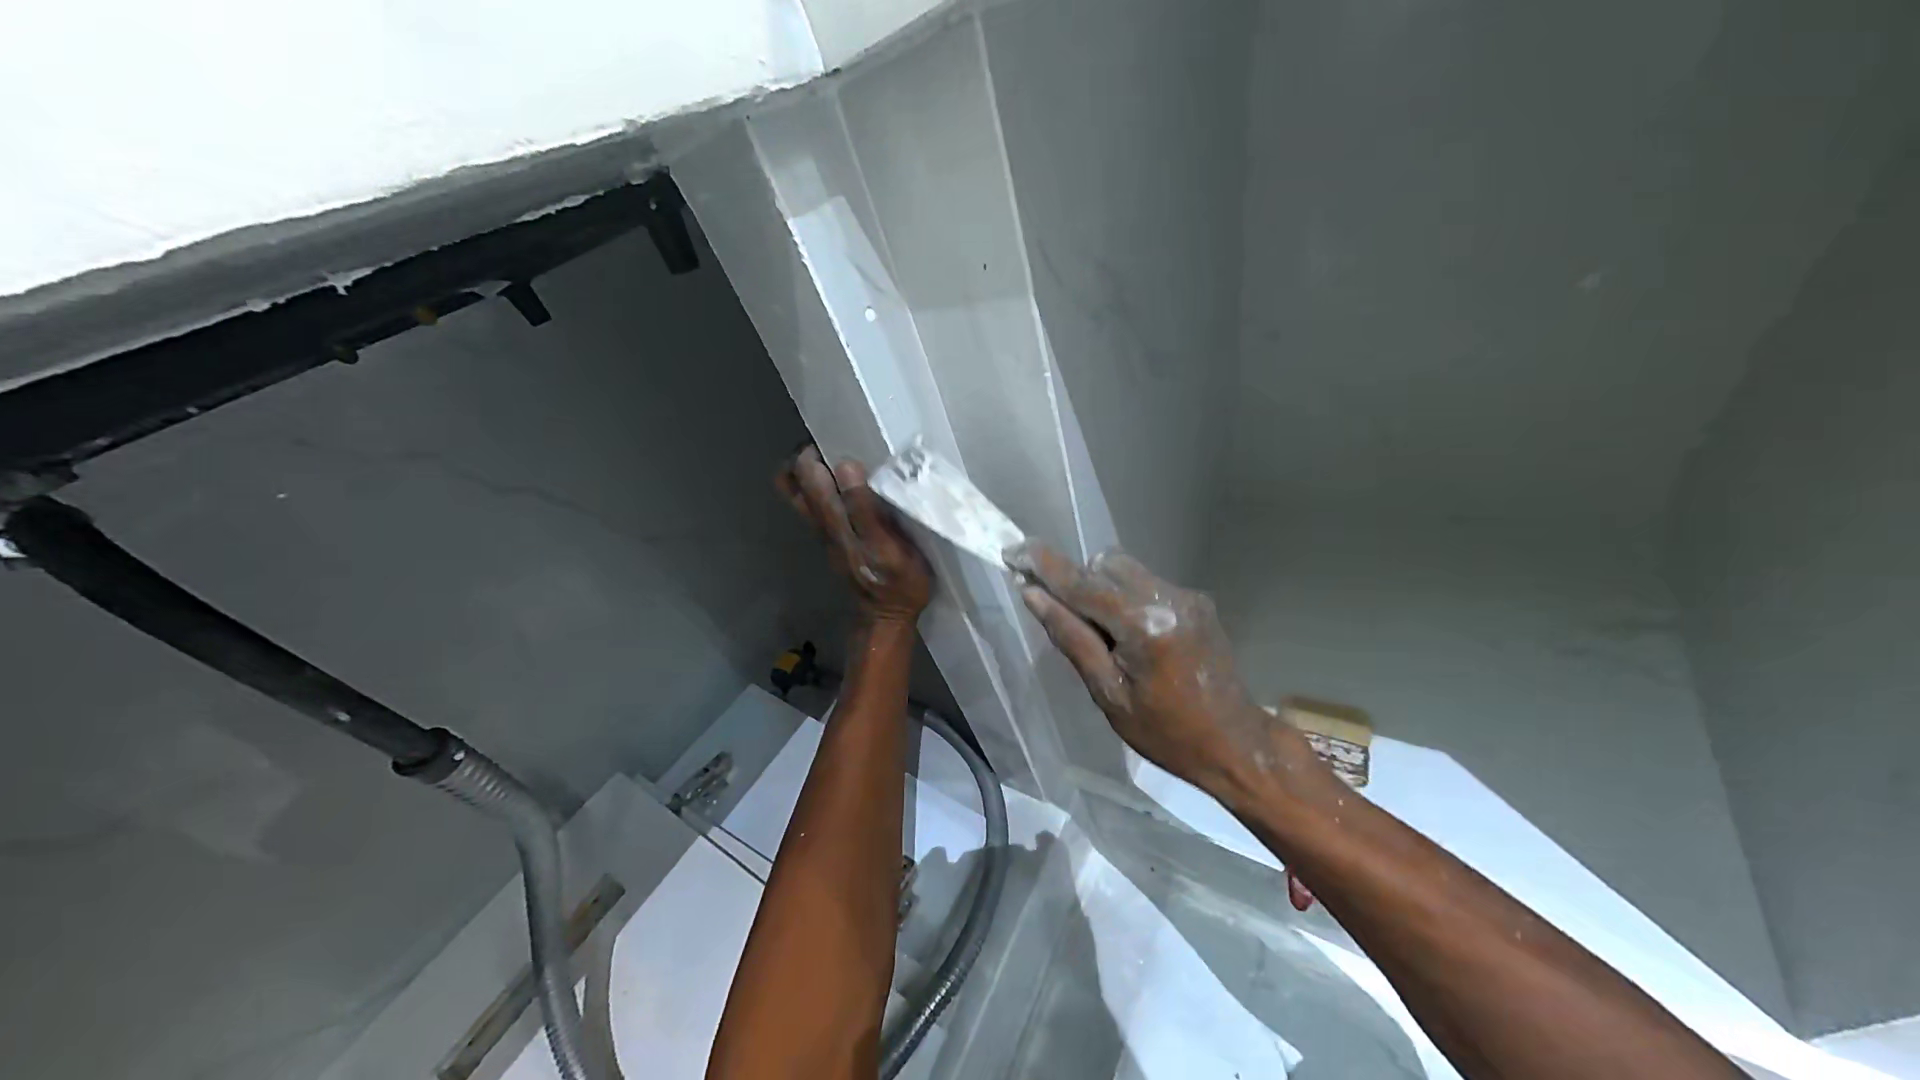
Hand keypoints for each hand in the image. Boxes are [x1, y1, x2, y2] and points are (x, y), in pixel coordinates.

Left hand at [777, 446, 932, 627]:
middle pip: (793, 481)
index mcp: (833, 522)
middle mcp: (822, 523)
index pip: (804, 477)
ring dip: (815, 470)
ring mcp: (826, 531)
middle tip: (839, 443)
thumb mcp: (889, 549)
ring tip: (844, 458)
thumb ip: (865, 510)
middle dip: (809, 455)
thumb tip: (845, 466)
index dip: (813, 452)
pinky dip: (826, 485)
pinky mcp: (836, 537)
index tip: (839, 437)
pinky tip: (853, 480)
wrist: (888, 617)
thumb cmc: (899, 583)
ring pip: (802, 492)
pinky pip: (818, 503)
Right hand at [1008, 542, 1288, 799]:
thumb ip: (1070, 637)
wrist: (1236, 742)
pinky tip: (1129, 635)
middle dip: (1077, 579)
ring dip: (1101, 587)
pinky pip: (1146, 582)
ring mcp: (1187, 595)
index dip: (1043, 564)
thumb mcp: (1108, 693)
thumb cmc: (1166, 732)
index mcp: (1145, 625)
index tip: (1013, 550)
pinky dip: (1124, 596)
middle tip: (1061, 614)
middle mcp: (1169, 597)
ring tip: (1101, 633)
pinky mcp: (1197, 600)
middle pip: (1105, 563)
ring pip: (1126, 568)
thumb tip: (1032, 594)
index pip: (1082, 582)